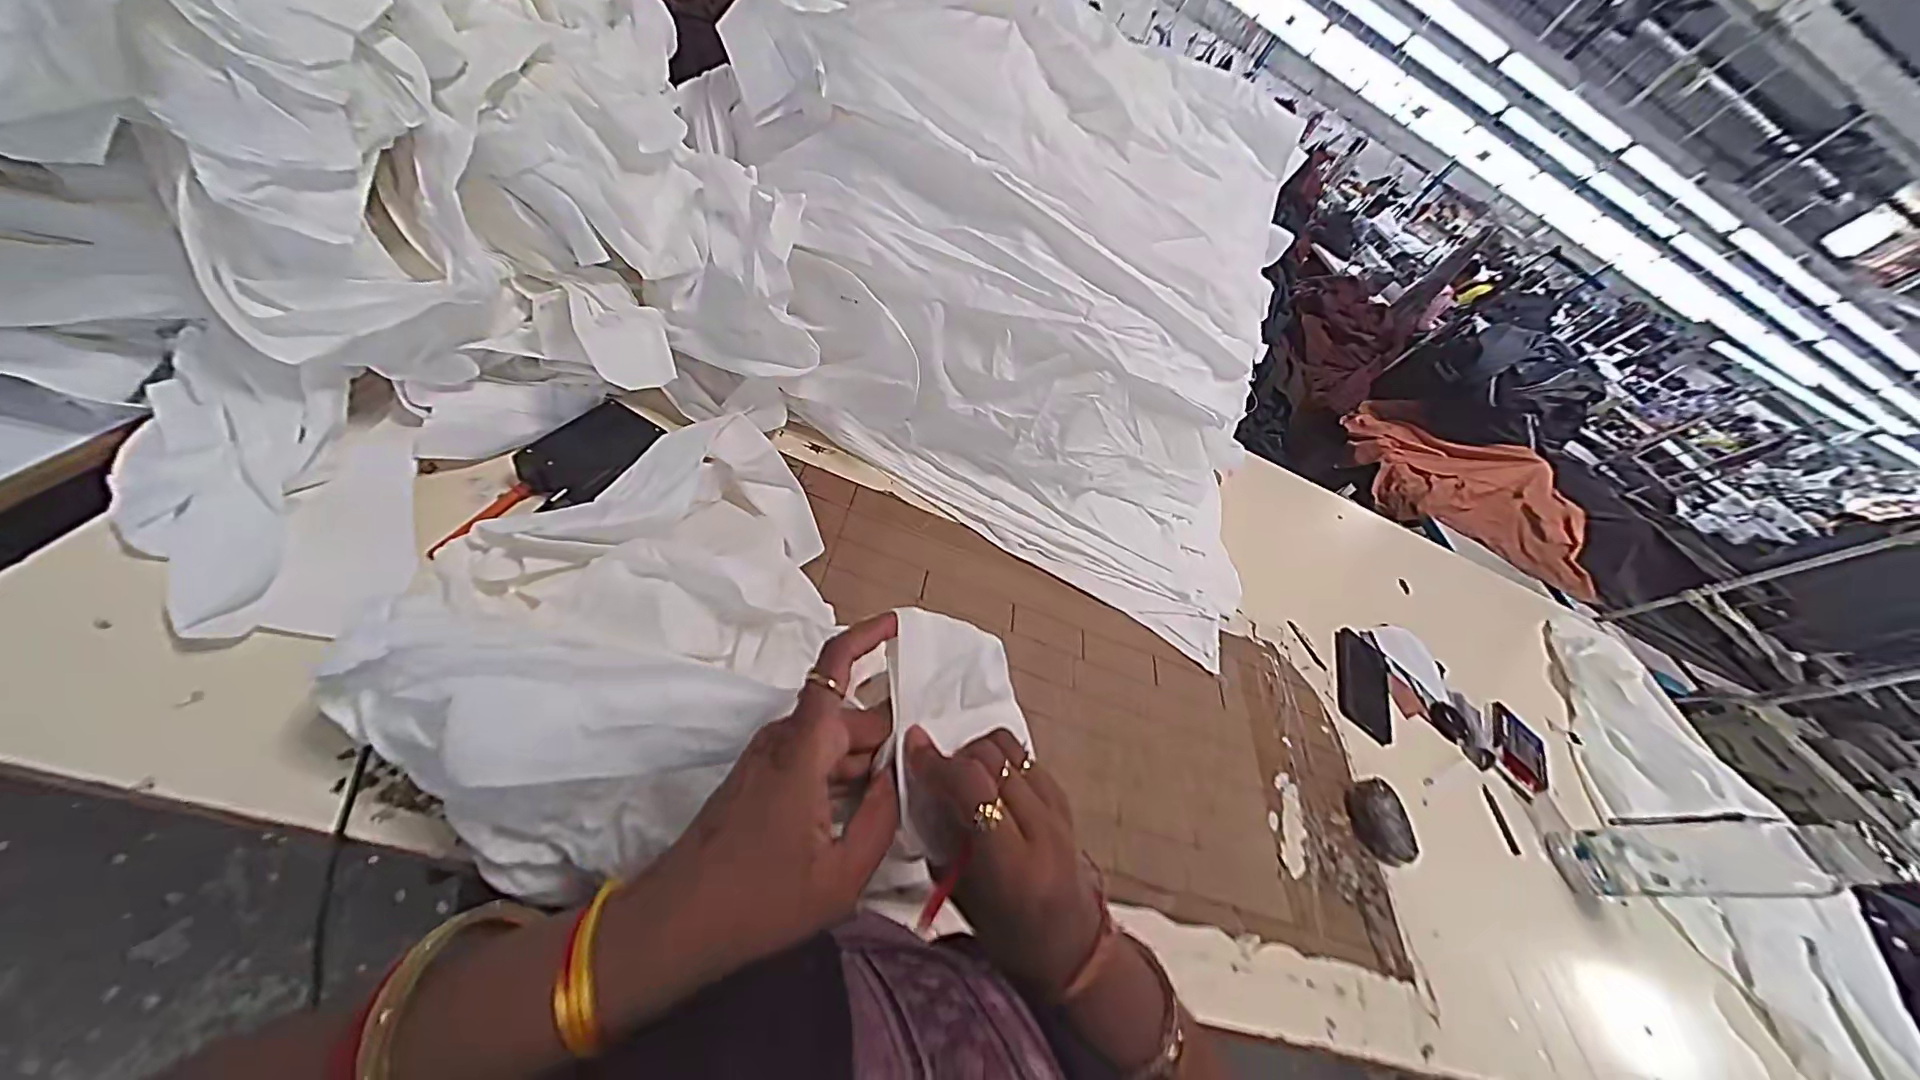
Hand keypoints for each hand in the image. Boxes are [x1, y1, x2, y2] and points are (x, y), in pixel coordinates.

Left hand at [638, 613, 900, 975]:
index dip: (869, 637)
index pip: (836, 668)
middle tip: (918, 780)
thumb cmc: (758, 902)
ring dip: (864, 763)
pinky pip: (813, 757)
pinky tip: (858, 813)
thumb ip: (883, 817)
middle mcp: (784, 739)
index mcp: (804, 749)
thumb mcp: (842, 874)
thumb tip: (900, 774)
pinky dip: (841, 774)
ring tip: (891, 806)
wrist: (674, 925)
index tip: (900, 626)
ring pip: (833, 739)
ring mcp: (769, 755)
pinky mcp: (760, 774)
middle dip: (886, 739)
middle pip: (849, 716)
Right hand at [905, 726, 1104, 995]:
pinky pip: (1027, 759)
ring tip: (962, 776)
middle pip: (991, 758)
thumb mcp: (963, 897)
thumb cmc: (1017, 940)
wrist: (1072, 950)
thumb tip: (924, 786)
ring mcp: (1057, 814)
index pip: (973, 787)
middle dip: (954, 757)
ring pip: (1011, 748)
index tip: (917, 752)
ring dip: (979, 752)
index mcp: (1014, 865)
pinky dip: (1002, 760)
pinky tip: (989, 782)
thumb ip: (943, 837)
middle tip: (936, 773)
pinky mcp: (1063, 803)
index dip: (938, 763)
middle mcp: (1042, 832)